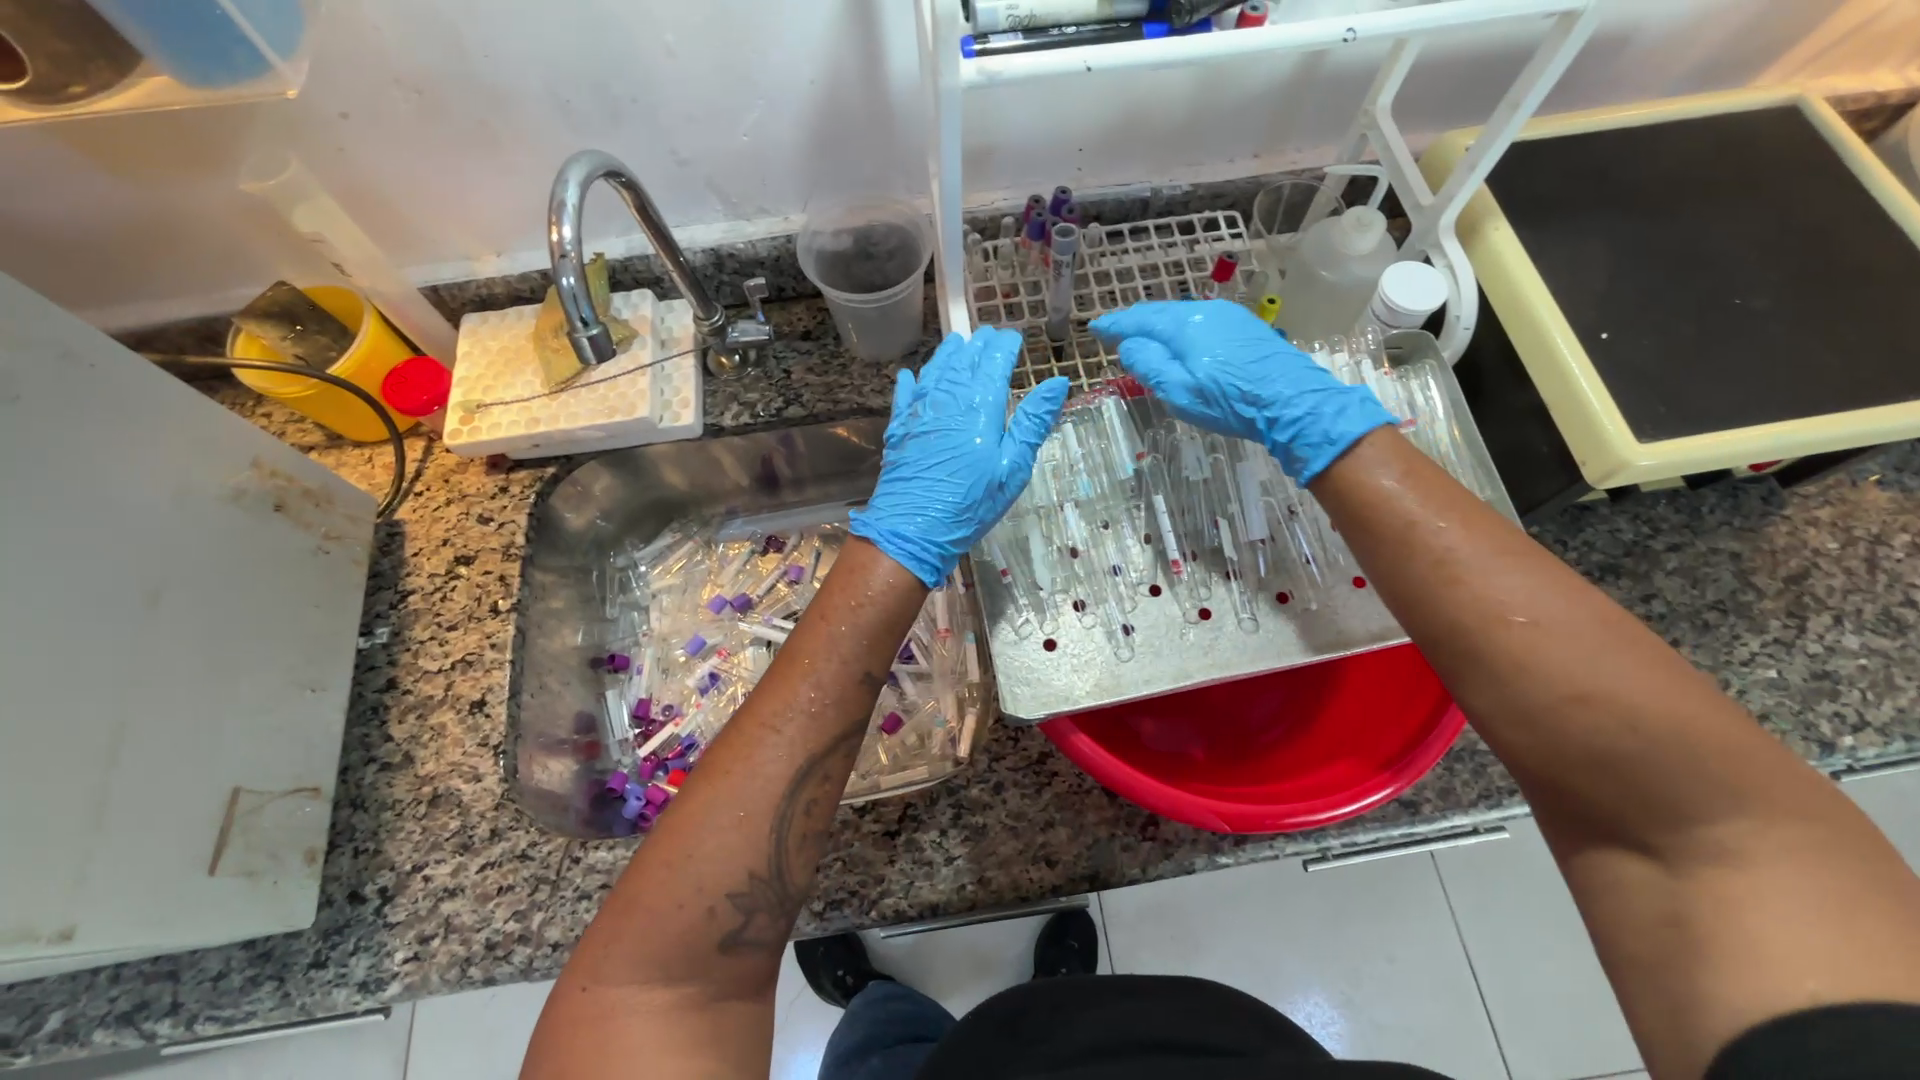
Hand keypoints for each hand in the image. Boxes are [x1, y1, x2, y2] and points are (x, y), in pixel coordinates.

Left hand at [850, 328, 1070, 587]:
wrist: (912, 528)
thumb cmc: (971, 503)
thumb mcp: (1013, 468)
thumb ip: (1033, 423)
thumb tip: (1058, 382)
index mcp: (980, 406)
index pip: (995, 363)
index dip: (1005, 347)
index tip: (1014, 337)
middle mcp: (947, 399)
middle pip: (964, 362)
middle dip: (979, 346)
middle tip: (988, 335)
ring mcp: (919, 412)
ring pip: (935, 372)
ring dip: (947, 355)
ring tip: (957, 343)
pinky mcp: (899, 430)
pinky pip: (906, 396)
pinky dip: (911, 382)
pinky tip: (910, 375)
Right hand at [1090, 299, 1393, 484]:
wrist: (1293, 402)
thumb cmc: (1230, 401)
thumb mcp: (1178, 390)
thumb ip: (1148, 365)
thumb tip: (1128, 346)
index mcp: (1183, 325)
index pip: (1139, 320)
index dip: (1115, 325)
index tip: (1095, 328)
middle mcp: (1205, 312)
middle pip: (1161, 313)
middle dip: (1135, 322)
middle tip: (1115, 329)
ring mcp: (1229, 318)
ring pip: (1182, 316)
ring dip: (1159, 326)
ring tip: (1143, 336)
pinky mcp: (1245, 329)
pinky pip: (1201, 322)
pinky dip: (1181, 330)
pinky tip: (1180, 343)